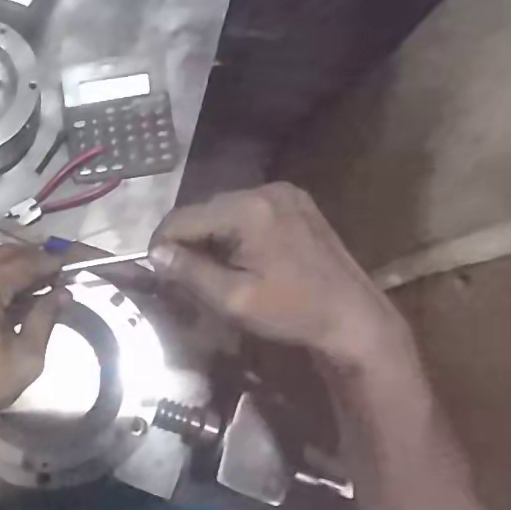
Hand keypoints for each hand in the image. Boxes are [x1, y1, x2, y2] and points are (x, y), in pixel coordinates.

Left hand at [0, 247, 64, 439]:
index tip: (67, 265)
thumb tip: (63, 293)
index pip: (22, 266)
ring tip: (30, 277)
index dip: (47, 264)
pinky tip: (3, 288)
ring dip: (6, 261)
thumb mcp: (27, 356)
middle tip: (52, 270)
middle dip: (28, 258)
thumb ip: (45, 317)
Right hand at [150, 182, 407, 364]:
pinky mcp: (295, 202)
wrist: (355, 319)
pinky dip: (233, 231)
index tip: (156, 272)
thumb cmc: (293, 312)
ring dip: (209, 236)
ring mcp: (284, 193)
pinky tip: (238, 257)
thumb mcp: (232, 299)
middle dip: (187, 240)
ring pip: (222, 210)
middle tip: (181, 275)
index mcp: (249, 210)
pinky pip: (246, 211)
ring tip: (209, 269)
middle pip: (203, 210)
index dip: (162, 244)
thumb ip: (189, 272)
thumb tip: (156, 253)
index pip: (183, 217)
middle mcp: (265, 190)